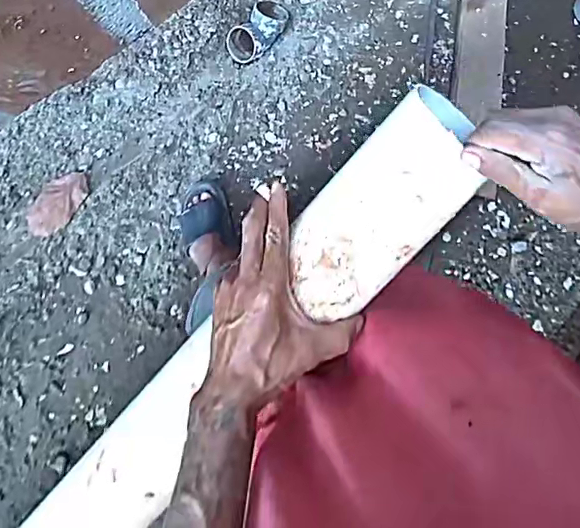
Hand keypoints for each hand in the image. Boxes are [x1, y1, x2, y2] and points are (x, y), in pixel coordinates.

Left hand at [199, 182, 361, 413]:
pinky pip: (228, 272)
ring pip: (239, 252)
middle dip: (259, 209)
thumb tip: (361, 321)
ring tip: (256, 221)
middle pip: (251, 234)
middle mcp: (245, 282)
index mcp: (268, 287)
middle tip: (263, 192)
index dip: (277, 211)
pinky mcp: (219, 301)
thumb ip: (341, 333)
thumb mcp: (312, 351)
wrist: (230, 390)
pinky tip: (242, 264)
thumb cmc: (266, 369)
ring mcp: (228, 290)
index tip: (276, 190)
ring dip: (249, 234)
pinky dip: (238, 261)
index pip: (274, 238)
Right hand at [461, 106, 579, 244]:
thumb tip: (469, 154)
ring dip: (502, 136)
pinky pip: (527, 116)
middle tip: (493, 168)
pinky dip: (519, 132)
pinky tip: (530, 155)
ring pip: (510, 115)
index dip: (475, 147)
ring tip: (516, 164)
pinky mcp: (566, 117)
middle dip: (487, 141)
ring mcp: (561, 115)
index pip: (489, 130)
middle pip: (496, 118)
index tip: (472, 163)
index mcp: (544, 139)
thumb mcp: (538, 197)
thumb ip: (501, 171)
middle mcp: (552, 119)